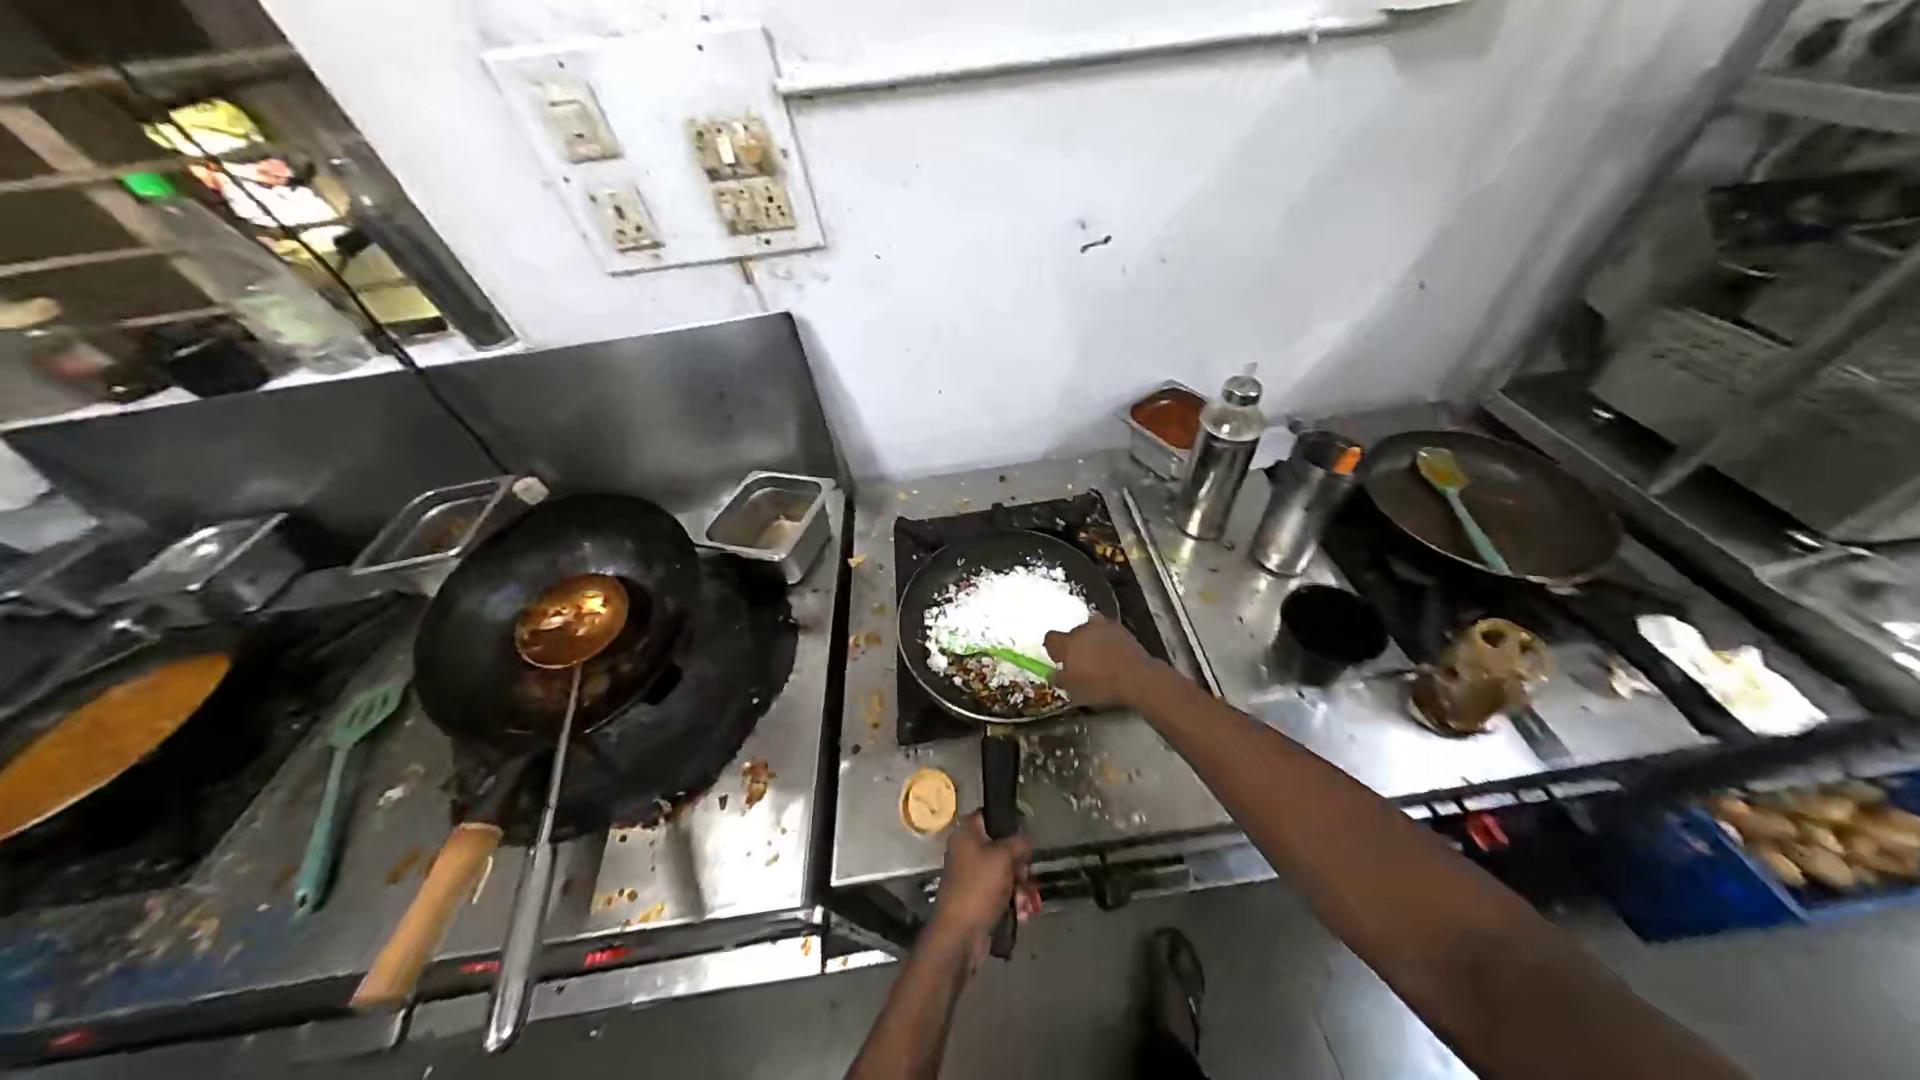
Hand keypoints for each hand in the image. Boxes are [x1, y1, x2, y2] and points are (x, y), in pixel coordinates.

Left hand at [931, 813, 1036, 942]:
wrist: (960, 935)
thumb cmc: (979, 887)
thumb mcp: (1003, 857)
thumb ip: (1018, 842)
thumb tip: (1026, 838)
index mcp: (967, 834)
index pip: (988, 816)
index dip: (1007, 823)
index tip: (1024, 836)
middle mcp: (968, 852)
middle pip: (1003, 848)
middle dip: (1020, 866)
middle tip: (1024, 876)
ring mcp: (975, 877)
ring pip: (1007, 873)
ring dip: (1022, 887)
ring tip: (1024, 902)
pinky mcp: (981, 899)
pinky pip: (1004, 893)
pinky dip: (1015, 902)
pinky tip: (1022, 914)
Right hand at [1045, 614, 1154, 707]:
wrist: (1137, 678)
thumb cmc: (1101, 686)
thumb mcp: (1074, 690)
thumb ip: (1059, 679)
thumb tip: (1053, 674)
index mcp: (1067, 644)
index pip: (1050, 638)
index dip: (1052, 649)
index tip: (1058, 659)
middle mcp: (1082, 630)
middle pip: (1072, 633)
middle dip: (1074, 644)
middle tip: (1081, 661)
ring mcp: (1103, 627)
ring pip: (1091, 628)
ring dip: (1091, 638)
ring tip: (1098, 654)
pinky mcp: (1121, 628)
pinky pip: (1108, 631)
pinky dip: (1108, 638)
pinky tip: (1113, 651)